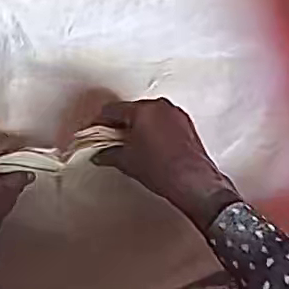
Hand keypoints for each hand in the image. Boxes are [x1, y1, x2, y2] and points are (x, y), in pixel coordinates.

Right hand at [91, 99, 239, 230]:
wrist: (194, 182)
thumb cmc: (162, 170)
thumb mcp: (127, 162)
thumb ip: (109, 153)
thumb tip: (102, 154)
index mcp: (142, 110)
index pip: (111, 110)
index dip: (99, 123)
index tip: (94, 133)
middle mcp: (160, 106)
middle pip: (131, 110)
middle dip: (119, 124)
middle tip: (110, 141)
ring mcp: (175, 114)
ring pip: (148, 114)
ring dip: (138, 126)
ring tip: (131, 146)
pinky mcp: (186, 123)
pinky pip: (163, 121)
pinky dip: (154, 129)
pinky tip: (150, 147)